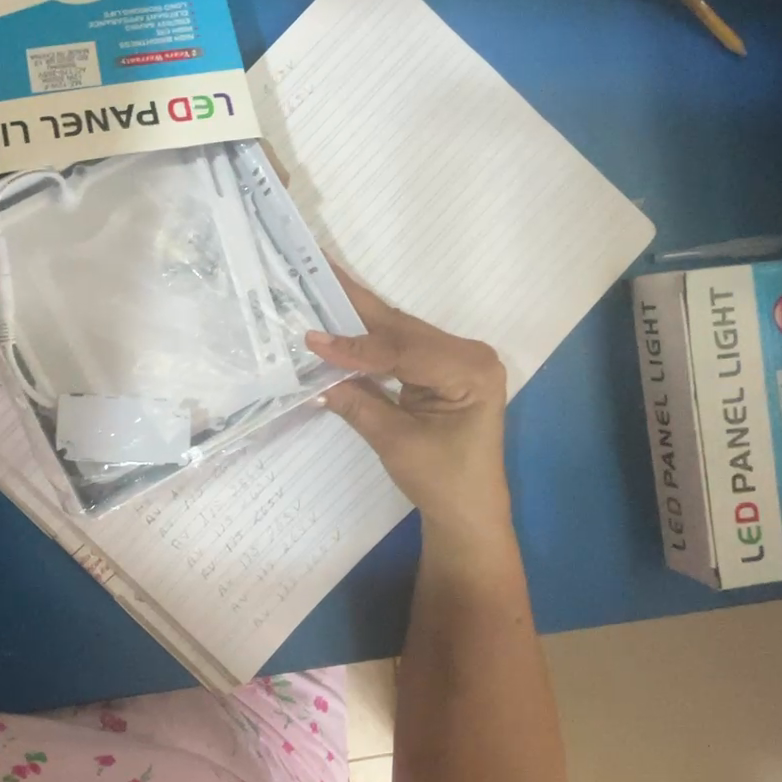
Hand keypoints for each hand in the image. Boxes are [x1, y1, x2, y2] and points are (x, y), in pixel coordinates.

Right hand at [304, 265, 509, 520]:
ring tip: (321, 286)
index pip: (401, 350)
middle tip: (318, 269)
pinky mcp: (438, 368)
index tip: (311, 339)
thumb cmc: (442, 480)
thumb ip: (357, 402)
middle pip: (400, 328)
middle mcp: (467, 355)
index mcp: (469, 370)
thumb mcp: (395, 442)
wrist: (467, 512)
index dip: (354, 346)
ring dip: (356, 317)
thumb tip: (315, 374)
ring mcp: (454, 359)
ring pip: (396, 332)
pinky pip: (398, 346)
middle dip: (355, 305)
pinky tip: (340, 321)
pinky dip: (367, 339)